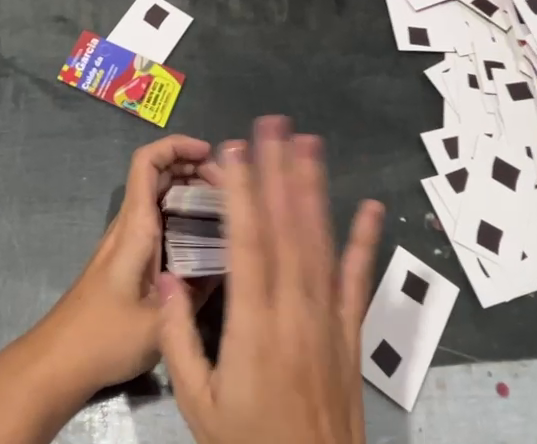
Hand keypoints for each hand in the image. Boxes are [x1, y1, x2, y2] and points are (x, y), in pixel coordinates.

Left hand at [28, 134, 221, 393]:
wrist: (59, 361)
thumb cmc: (105, 338)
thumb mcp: (161, 322)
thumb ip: (197, 290)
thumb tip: (232, 261)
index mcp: (135, 228)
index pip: (148, 162)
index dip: (177, 146)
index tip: (211, 155)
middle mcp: (129, 226)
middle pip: (157, 174)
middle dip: (194, 168)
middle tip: (229, 188)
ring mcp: (127, 242)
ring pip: (159, 197)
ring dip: (189, 191)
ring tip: (225, 208)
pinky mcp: (129, 260)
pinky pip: (159, 221)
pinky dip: (183, 216)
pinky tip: (206, 239)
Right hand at [156, 117, 383, 443]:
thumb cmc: (248, 442)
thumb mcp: (198, 403)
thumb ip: (178, 340)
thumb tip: (165, 280)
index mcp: (254, 324)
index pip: (248, 242)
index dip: (243, 191)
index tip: (235, 149)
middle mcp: (295, 309)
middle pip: (287, 228)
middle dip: (278, 171)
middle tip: (273, 124)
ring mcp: (329, 318)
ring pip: (321, 242)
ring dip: (314, 189)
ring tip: (309, 143)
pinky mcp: (350, 333)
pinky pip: (358, 279)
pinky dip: (365, 241)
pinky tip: (370, 208)